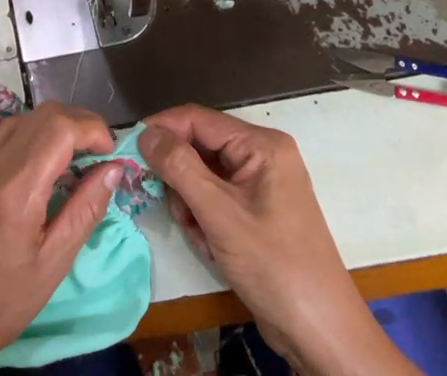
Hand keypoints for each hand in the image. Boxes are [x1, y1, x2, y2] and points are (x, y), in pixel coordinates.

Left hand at [0, 103, 124, 375]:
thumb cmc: (3, 300)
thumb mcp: (55, 262)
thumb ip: (86, 209)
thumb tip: (114, 169)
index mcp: (17, 187)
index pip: (61, 127)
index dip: (94, 129)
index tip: (113, 154)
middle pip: (44, 115)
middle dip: (81, 123)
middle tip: (103, 154)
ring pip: (25, 119)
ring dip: (58, 126)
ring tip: (81, 157)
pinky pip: (7, 134)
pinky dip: (34, 134)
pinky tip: (48, 163)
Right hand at [140, 105, 414, 375]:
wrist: (317, 328)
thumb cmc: (273, 264)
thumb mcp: (219, 213)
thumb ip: (179, 167)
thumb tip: (145, 133)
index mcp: (261, 145)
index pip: (197, 118)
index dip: (161, 130)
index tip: (128, 151)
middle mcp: (262, 156)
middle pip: (198, 147)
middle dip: (179, 179)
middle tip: (176, 210)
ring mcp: (260, 184)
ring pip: (201, 175)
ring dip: (190, 204)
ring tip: (200, 235)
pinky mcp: (255, 210)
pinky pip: (214, 199)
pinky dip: (203, 219)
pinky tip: (211, 245)